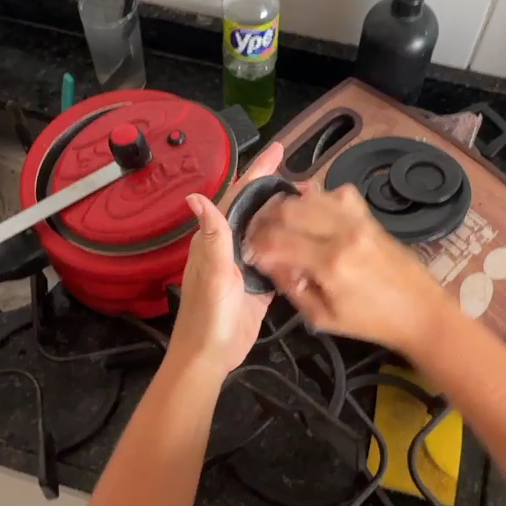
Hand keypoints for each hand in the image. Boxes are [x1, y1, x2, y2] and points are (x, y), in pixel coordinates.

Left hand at [168, 141, 285, 375]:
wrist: (210, 356)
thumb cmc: (208, 314)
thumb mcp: (213, 271)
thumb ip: (212, 234)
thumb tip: (195, 194)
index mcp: (215, 238)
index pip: (237, 196)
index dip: (256, 172)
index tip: (278, 150)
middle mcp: (229, 247)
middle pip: (254, 210)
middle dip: (274, 189)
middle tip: (303, 175)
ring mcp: (244, 267)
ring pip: (266, 233)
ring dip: (284, 216)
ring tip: (311, 200)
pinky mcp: (258, 286)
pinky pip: (276, 260)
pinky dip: (289, 248)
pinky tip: (307, 240)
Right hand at [242, 183, 453, 352]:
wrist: (421, 312)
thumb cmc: (371, 322)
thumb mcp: (323, 318)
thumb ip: (291, 287)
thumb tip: (266, 262)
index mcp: (330, 264)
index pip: (277, 241)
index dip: (255, 244)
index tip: (248, 252)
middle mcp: (343, 233)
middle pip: (289, 209)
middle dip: (265, 219)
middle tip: (257, 233)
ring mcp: (358, 220)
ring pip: (309, 195)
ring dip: (287, 206)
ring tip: (277, 222)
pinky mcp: (369, 216)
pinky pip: (336, 194)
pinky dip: (317, 199)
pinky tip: (311, 214)